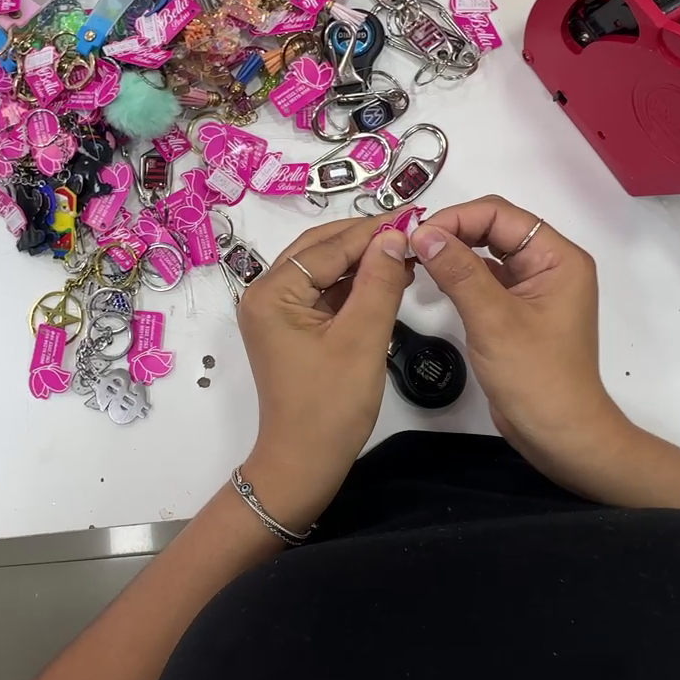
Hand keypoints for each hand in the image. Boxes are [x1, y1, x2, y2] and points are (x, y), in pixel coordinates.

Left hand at [235, 213, 413, 530]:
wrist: (304, 463)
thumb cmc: (331, 406)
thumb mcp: (362, 339)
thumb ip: (380, 283)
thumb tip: (396, 236)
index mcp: (271, 293)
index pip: (328, 248)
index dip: (372, 231)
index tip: (414, 216)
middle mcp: (265, 294)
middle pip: (320, 251)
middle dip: (366, 240)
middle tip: (412, 230)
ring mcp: (275, 312)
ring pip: (323, 270)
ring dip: (362, 261)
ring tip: (407, 252)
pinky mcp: (289, 328)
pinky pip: (322, 293)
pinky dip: (353, 285)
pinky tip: (387, 278)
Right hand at [409, 196, 633, 488]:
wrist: (559, 435)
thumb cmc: (535, 377)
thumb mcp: (493, 320)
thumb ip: (458, 271)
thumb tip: (421, 233)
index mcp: (558, 258)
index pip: (501, 215)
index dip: (457, 218)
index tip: (417, 236)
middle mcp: (548, 264)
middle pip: (494, 227)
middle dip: (452, 230)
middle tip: (410, 244)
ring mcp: (532, 287)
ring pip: (486, 250)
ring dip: (452, 250)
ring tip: (415, 256)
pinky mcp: (516, 308)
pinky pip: (484, 275)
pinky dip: (457, 272)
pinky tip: (432, 277)